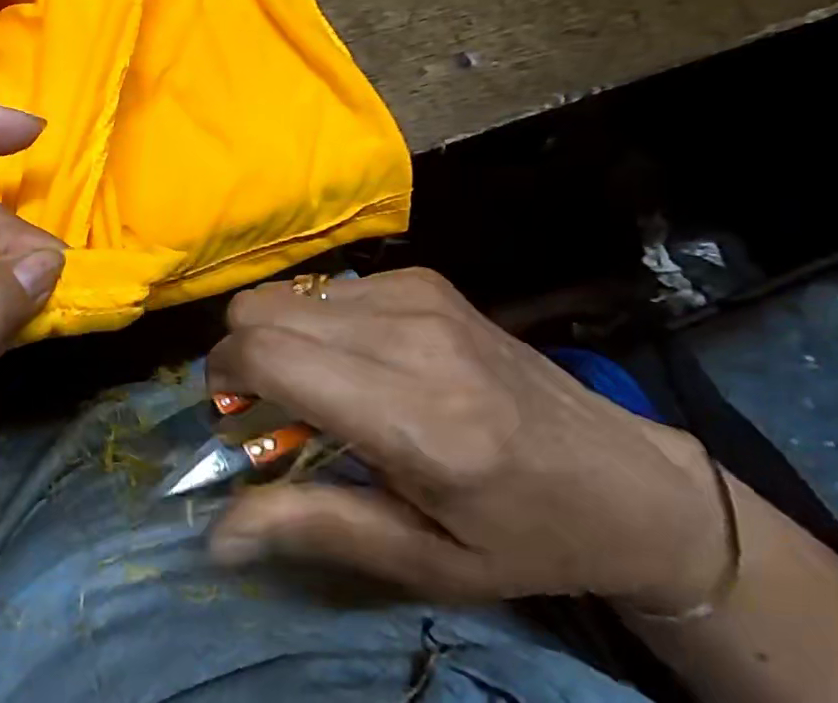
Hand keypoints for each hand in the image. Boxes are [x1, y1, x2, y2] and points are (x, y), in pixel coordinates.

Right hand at [204, 269, 731, 614]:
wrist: (622, 476)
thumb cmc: (522, 534)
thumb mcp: (420, 558)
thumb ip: (313, 527)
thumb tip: (215, 533)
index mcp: (414, 416)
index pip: (270, 354)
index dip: (222, 377)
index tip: (229, 417)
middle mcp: (411, 335)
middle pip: (259, 308)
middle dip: (238, 356)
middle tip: (267, 408)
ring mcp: (419, 295)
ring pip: (285, 292)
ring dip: (275, 338)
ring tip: (315, 388)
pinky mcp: (424, 279)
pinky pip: (326, 288)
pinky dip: (314, 323)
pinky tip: (356, 363)